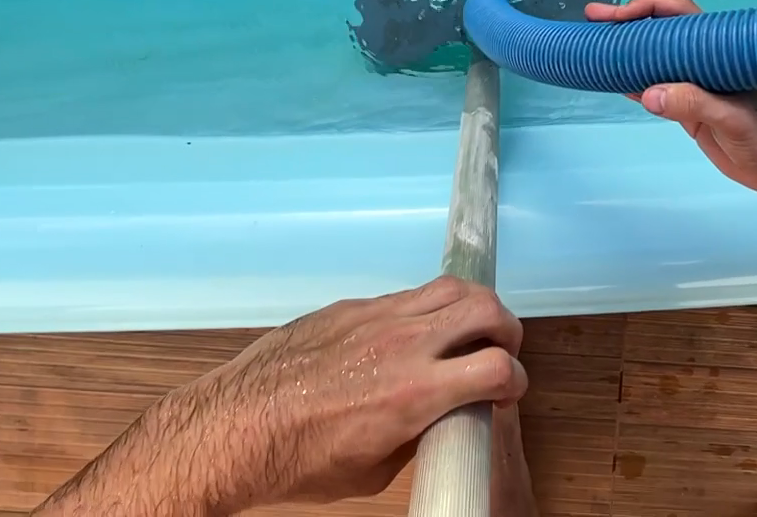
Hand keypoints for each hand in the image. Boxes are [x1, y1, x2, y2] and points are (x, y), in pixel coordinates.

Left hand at [157, 276, 527, 512]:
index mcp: (416, 393)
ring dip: (474, 305)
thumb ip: (421, 431)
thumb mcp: (377, 469)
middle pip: (484, 307)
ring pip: (450, 286)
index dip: (516, 381)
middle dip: (507, 329)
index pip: (497, 368)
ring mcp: (379, 315)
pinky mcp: (355, 304)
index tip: (509, 391)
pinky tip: (419, 331)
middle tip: (503, 349)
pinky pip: (409, 294)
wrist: (241, 424)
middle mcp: (406, 343)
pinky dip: (430, 308)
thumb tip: (442, 411)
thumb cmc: (304, 460)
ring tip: (473, 327)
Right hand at [585, 0, 756, 195]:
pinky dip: (632, 81)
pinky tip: (612, 78)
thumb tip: (648, 93)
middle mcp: (704, 60)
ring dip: (626, 49)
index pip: (678, 14)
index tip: (618, 17)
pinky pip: (655, 87)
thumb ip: (694, 104)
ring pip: (654, 56)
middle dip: (627, 21)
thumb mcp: (735, 118)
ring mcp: (696, 83)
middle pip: (660, 30)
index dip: (647, 9)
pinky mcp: (690, 108)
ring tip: (594, 43)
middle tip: (593, 18)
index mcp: (719, 49)